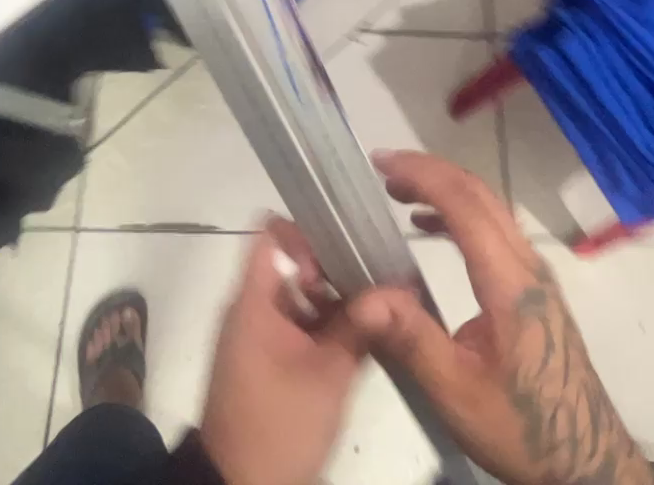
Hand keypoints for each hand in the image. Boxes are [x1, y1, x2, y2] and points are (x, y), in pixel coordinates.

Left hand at [200, 218, 369, 484]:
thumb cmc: (278, 425)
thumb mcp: (328, 375)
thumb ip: (360, 325)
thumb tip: (399, 287)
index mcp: (254, 301)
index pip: (272, 235)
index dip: (308, 228)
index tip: (347, 240)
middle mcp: (254, 309)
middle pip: (295, 267)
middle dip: (338, 269)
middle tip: (383, 274)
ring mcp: (262, 337)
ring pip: (303, 299)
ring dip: (339, 301)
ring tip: (386, 302)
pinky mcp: (271, 362)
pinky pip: (302, 328)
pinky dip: (330, 327)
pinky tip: (369, 333)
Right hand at [347, 151, 653, 484]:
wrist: (585, 461)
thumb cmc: (520, 426)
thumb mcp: (456, 391)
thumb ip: (412, 339)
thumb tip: (366, 295)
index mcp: (508, 282)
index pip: (464, 204)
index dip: (422, 174)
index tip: (381, 162)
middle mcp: (526, 265)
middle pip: (480, 195)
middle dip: (431, 171)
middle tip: (382, 168)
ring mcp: (535, 275)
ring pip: (491, 209)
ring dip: (445, 189)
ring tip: (399, 190)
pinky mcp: (534, 288)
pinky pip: (495, 230)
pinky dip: (459, 214)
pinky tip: (430, 228)